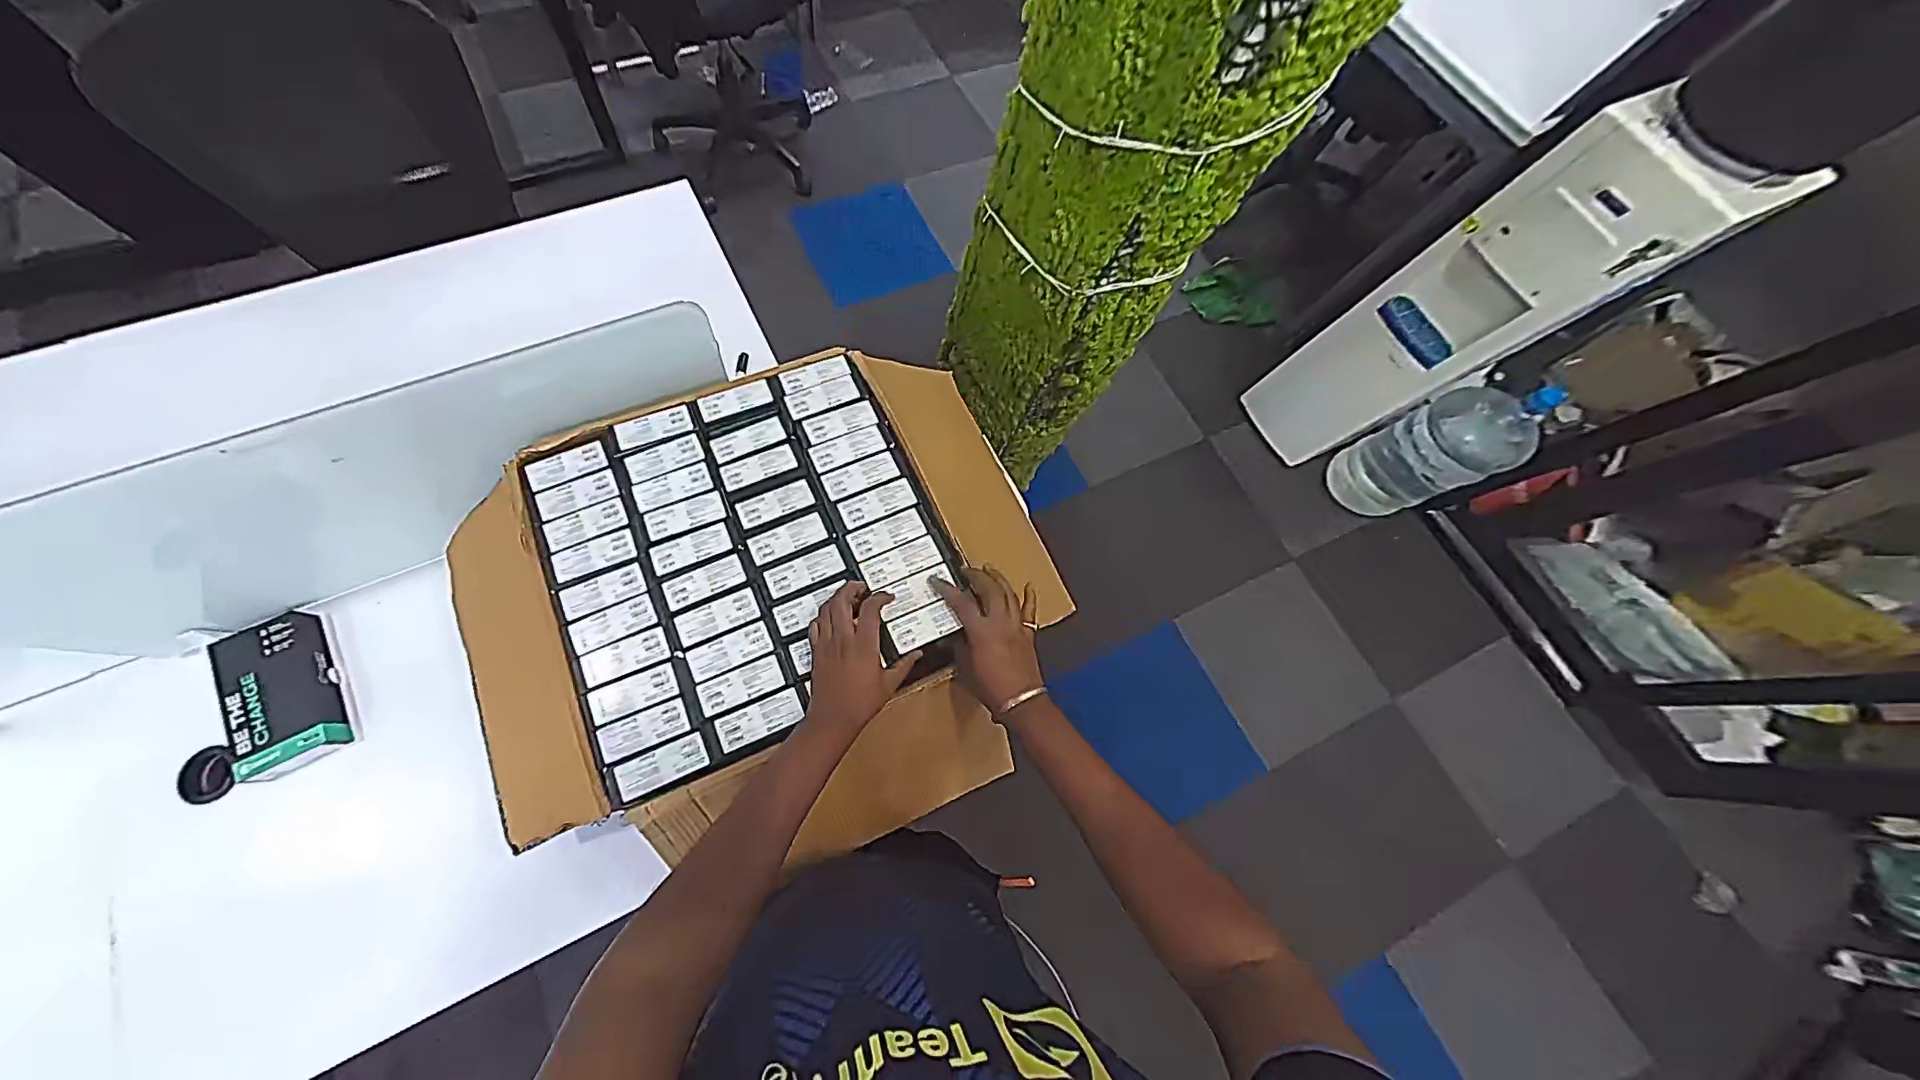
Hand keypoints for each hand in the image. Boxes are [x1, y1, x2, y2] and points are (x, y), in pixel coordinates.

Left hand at [804, 582, 920, 734]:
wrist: (833, 719)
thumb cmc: (860, 704)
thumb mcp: (889, 684)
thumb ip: (904, 665)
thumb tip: (916, 655)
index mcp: (864, 645)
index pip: (871, 608)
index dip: (880, 597)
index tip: (887, 597)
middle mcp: (843, 640)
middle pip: (842, 600)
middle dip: (852, 588)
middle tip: (861, 587)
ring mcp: (827, 644)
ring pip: (826, 609)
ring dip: (836, 599)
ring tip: (847, 597)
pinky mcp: (816, 652)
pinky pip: (815, 626)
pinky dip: (822, 617)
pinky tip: (829, 619)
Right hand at [932, 567, 1044, 716]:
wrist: (1020, 700)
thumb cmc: (990, 687)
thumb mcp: (965, 666)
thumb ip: (958, 646)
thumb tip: (951, 635)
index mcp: (981, 631)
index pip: (962, 602)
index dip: (948, 589)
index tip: (938, 581)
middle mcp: (1000, 623)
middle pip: (989, 589)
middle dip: (976, 576)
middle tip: (966, 571)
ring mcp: (1016, 626)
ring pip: (1009, 594)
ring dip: (998, 579)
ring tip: (989, 570)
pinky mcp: (1028, 633)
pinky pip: (1029, 611)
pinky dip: (1029, 597)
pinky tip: (1028, 586)